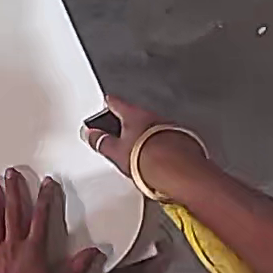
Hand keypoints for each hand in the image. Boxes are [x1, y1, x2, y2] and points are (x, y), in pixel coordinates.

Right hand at [81, 96, 214, 199]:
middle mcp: (153, 117)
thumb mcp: (114, 151)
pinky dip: (158, 145)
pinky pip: (166, 139)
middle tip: (118, 132)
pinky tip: (153, 158)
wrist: (178, 170)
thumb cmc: (148, 157)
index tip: (106, 101)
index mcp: (134, 114)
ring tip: (136, 151)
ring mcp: (169, 128)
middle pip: (135, 115)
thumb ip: (100, 140)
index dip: (109, 103)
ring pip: (152, 127)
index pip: (117, 103)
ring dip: (144, 135)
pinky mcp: (182, 141)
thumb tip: (90, 134)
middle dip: (127, 123)